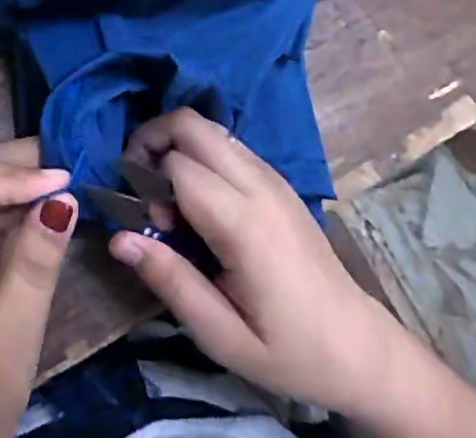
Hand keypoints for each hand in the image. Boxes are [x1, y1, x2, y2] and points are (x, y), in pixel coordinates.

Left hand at [0, 139, 77, 437]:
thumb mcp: (6, 341)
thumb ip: (34, 267)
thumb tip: (65, 197)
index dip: (13, 174)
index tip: (65, 181)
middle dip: (24, 166)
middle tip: (79, 160)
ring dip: (32, 184)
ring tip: (79, 174)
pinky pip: (2, 224)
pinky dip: (33, 211)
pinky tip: (62, 204)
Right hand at [104, 109, 415, 424]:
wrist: (358, 345)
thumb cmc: (289, 350)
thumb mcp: (222, 336)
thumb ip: (170, 281)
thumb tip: (117, 239)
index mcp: (245, 223)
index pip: (178, 165)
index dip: (147, 182)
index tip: (148, 221)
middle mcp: (259, 184)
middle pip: (192, 124)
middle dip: (153, 139)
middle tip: (141, 186)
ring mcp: (272, 176)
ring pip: (209, 127)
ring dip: (176, 145)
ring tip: (170, 198)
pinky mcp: (278, 179)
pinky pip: (227, 143)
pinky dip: (199, 152)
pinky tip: (199, 199)